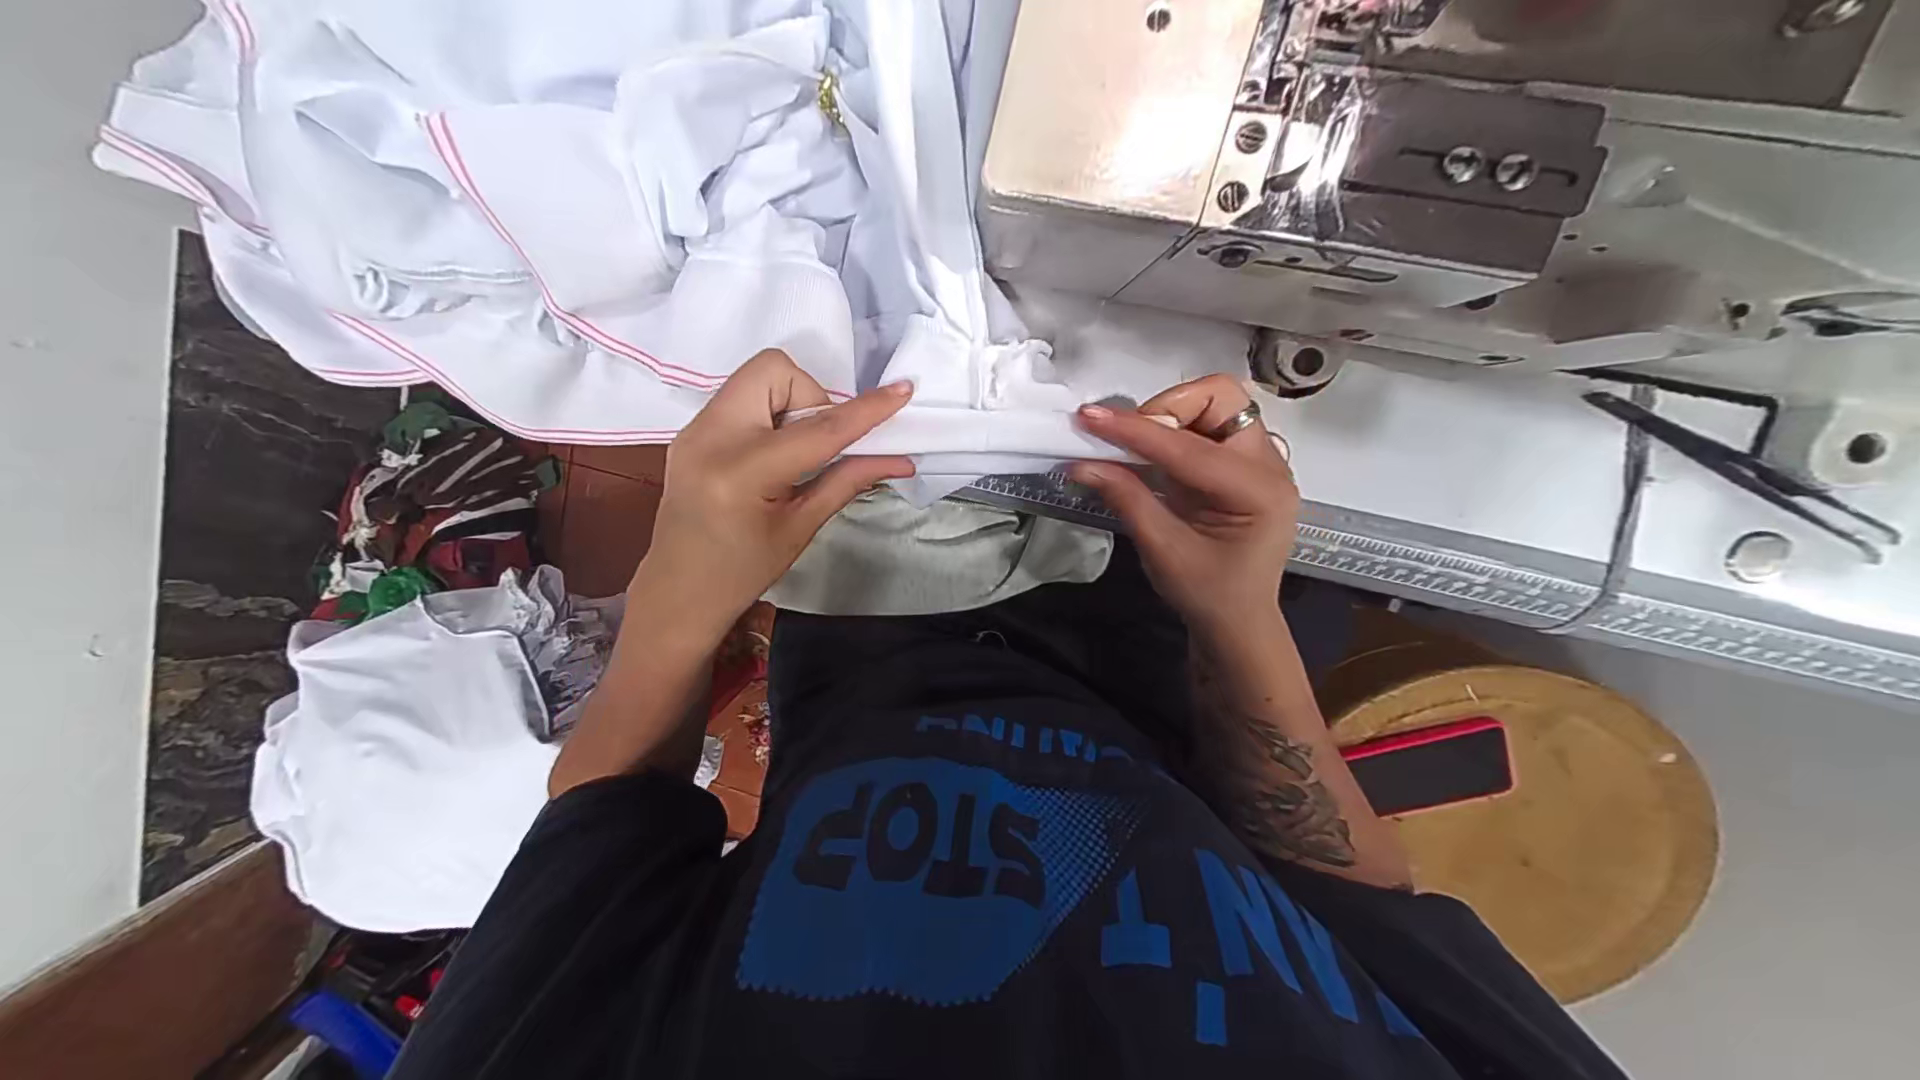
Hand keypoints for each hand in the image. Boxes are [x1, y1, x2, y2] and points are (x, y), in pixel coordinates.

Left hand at [632, 350, 914, 641]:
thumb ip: (847, 482)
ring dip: (792, 403)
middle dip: (812, 396)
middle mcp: (711, 437)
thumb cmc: (743, 572)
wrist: (678, 591)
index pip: (817, 429)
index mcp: (741, 472)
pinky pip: (741, 396)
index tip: (902, 391)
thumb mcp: (801, 528)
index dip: (865, 410)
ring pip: (757, 377)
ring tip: (795, 452)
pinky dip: (771, 412)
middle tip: (820, 444)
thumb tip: (899, 460)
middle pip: (775, 371)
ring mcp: (695, 429)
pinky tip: (774, 454)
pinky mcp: (691, 430)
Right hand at [1069, 375, 1296, 637]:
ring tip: (1137, 446)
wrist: (1237, 620)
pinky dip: (1176, 428)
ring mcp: (1261, 460)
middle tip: (1128, 439)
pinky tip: (1152, 452)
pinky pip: (1210, 424)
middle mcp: (1269, 465)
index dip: (1135, 430)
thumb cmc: (1206, 594)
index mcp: (1259, 493)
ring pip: (1217, 404)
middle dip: (1168, 408)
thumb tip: (1082, 462)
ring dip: (1172, 415)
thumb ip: (1126, 499)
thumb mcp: (1162, 551)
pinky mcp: (1244, 462)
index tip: (1090, 417)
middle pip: (1221, 399)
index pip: (1189, 447)